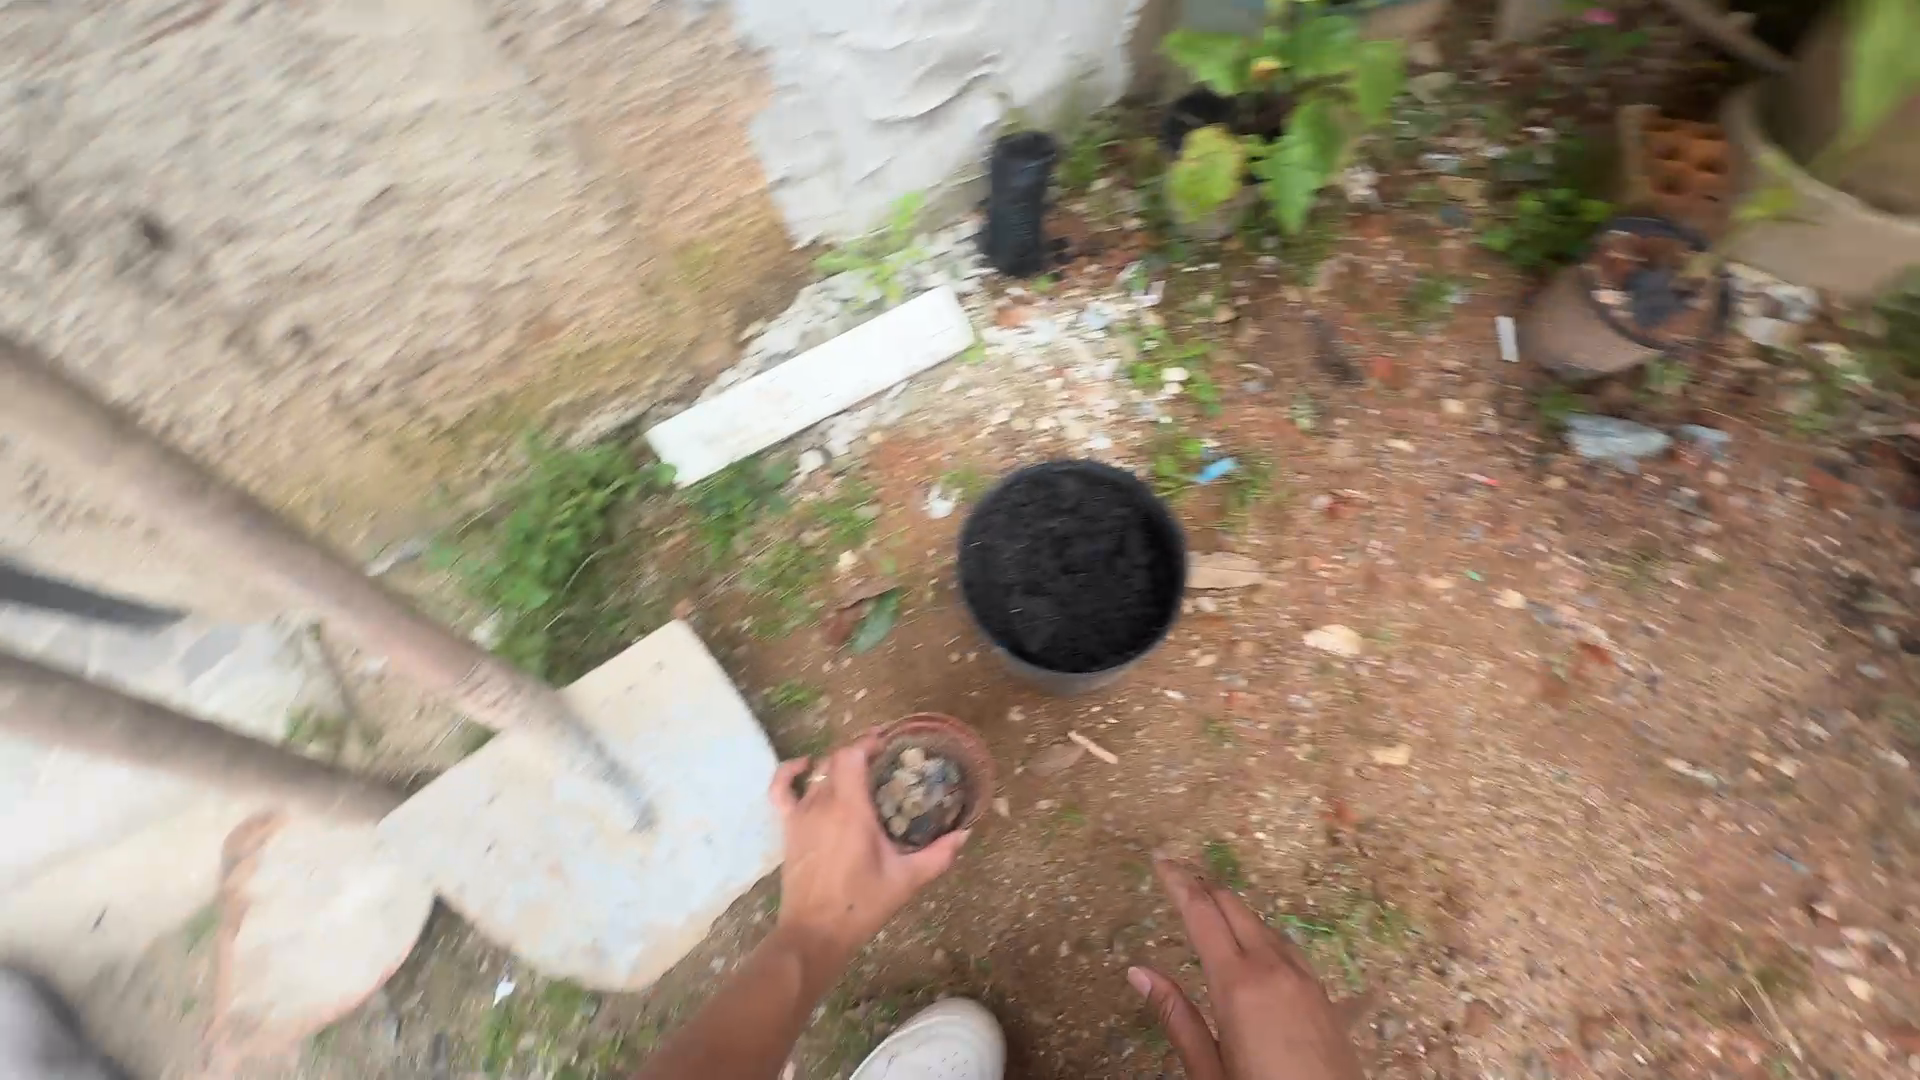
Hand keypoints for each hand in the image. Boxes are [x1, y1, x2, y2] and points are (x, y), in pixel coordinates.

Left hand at [767, 734, 969, 969]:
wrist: (814, 935)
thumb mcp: (906, 880)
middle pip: (838, 759)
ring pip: (819, 772)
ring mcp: (801, 814)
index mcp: (851, 809)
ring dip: (838, 763)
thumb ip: (938, 856)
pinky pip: (782, 790)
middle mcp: (823, 803)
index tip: (887, 742)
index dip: (868, 741)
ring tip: (858, 766)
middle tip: (882, 757)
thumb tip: (964, 834)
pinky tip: (806, 767)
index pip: (853, 756)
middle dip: (860, 751)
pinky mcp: (789, 828)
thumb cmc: (861, 905)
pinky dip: (790, 772)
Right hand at [1127, 857, 1362, 1079]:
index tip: (1159, 859)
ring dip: (1232, 907)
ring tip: (1208, 907)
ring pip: (1261, 922)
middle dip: (1203, 886)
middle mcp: (1272, 968)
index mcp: (1237, 984)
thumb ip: (1175, 1017)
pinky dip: (1259, 931)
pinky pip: (1286, 946)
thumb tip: (1137, 971)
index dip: (1177, 881)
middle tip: (1176, 877)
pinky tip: (1253, 946)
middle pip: (1233, 905)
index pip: (1200, 912)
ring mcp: (1304, 980)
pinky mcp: (1325, 996)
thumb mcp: (1210, 1073)